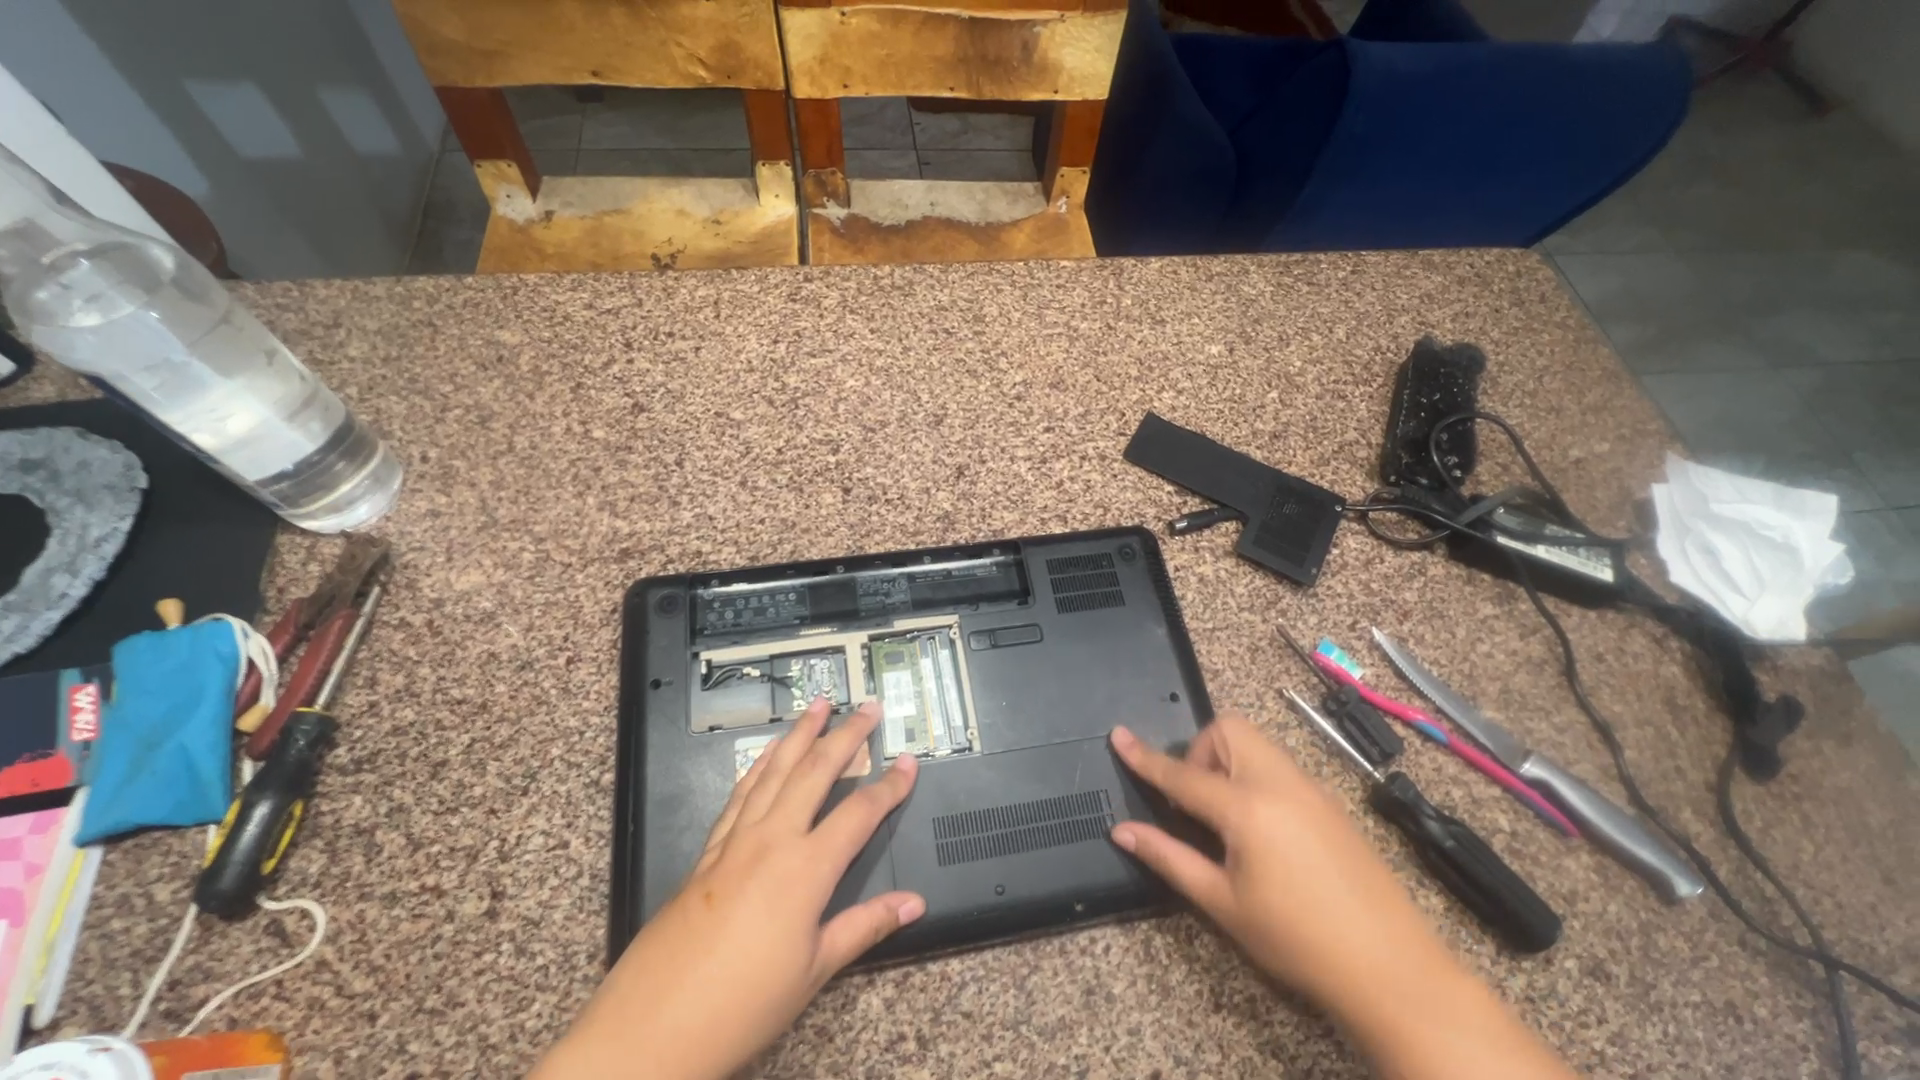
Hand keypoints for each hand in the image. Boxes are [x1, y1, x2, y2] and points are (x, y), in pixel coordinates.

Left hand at [535, 699, 920, 1079]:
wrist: (654, 1024)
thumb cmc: (742, 1004)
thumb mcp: (815, 970)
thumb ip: (866, 926)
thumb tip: (914, 903)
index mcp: (806, 869)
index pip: (860, 813)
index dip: (890, 785)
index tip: (909, 763)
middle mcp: (771, 841)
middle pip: (815, 772)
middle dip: (845, 735)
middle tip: (866, 706)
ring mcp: (735, 842)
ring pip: (773, 772)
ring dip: (798, 736)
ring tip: (817, 707)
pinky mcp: (708, 853)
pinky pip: (739, 795)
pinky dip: (758, 767)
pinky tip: (766, 756)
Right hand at [1108, 711, 1449, 1008]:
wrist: (1390, 966)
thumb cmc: (1296, 940)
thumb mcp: (1223, 903)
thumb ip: (1169, 857)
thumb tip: (1123, 831)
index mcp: (1248, 808)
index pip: (1183, 773)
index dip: (1145, 757)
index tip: (1117, 735)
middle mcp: (1280, 783)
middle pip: (1228, 731)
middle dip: (1200, 753)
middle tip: (1196, 806)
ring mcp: (1312, 788)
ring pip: (1257, 744)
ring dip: (1228, 763)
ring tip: (1225, 822)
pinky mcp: (1331, 802)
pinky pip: (1280, 766)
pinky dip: (1255, 777)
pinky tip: (1261, 832)